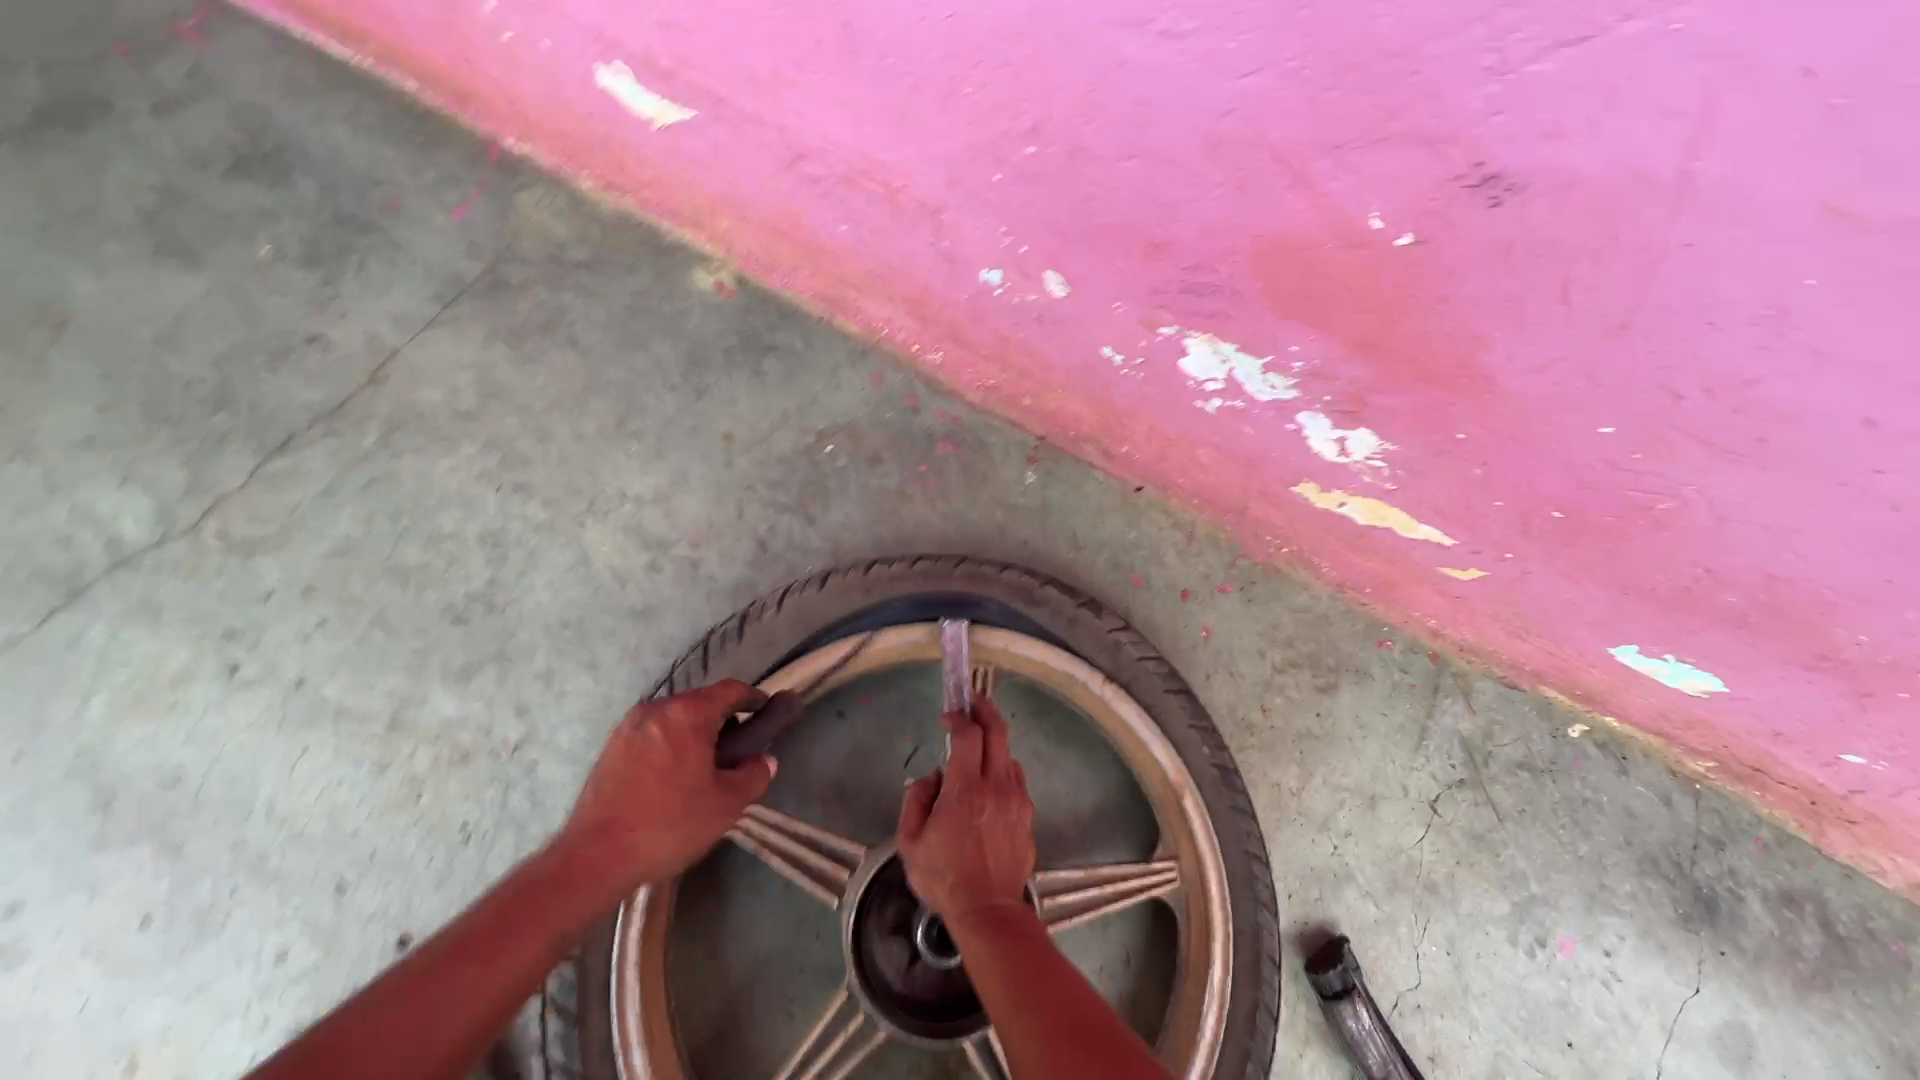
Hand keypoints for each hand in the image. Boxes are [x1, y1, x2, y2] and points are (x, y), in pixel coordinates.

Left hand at [560, 680, 775, 893]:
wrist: (596, 857)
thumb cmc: (669, 825)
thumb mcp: (726, 805)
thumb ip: (754, 776)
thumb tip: (763, 760)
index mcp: (687, 715)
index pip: (730, 691)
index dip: (754, 698)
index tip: (766, 710)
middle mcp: (656, 709)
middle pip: (700, 702)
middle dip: (723, 719)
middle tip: (738, 748)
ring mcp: (628, 727)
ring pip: (674, 718)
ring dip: (694, 733)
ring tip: (705, 766)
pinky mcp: (611, 747)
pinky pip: (652, 734)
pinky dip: (670, 744)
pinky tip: (674, 777)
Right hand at [896, 698, 1035, 925]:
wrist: (988, 910)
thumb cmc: (945, 878)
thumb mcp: (910, 843)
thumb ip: (916, 801)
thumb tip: (930, 778)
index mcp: (965, 791)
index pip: (967, 736)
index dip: (957, 718)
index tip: (946, 716)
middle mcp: (996, 787)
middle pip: (998, 732)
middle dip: (985, 710)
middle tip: (973, 702)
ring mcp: (1017, 801)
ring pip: (1009, 756)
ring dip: (993, 745)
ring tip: (976, 752)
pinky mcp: (1027, 816)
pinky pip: (1015, 781)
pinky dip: (1002, 772)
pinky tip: (989, 785)